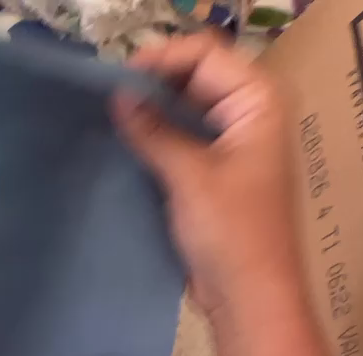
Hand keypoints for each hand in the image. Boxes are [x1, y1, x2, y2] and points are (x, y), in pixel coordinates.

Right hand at [112, 34, 305, 331]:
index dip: (159, 59)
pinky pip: (181, 141)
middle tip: (103, 99)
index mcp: (259, 99)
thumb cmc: (231, 234)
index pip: (204, 53)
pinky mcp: (213, 174)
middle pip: (195, 77)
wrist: (249, 295)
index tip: (113, 80)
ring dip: (150, 113)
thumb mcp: (190, 177)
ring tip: (108, 120)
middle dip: (152, 83)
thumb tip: (119, 95)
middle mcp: (249, 112)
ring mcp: (232, 144)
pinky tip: (126, 147)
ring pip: (185, 110)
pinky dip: (155, 140)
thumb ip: (155, 133)